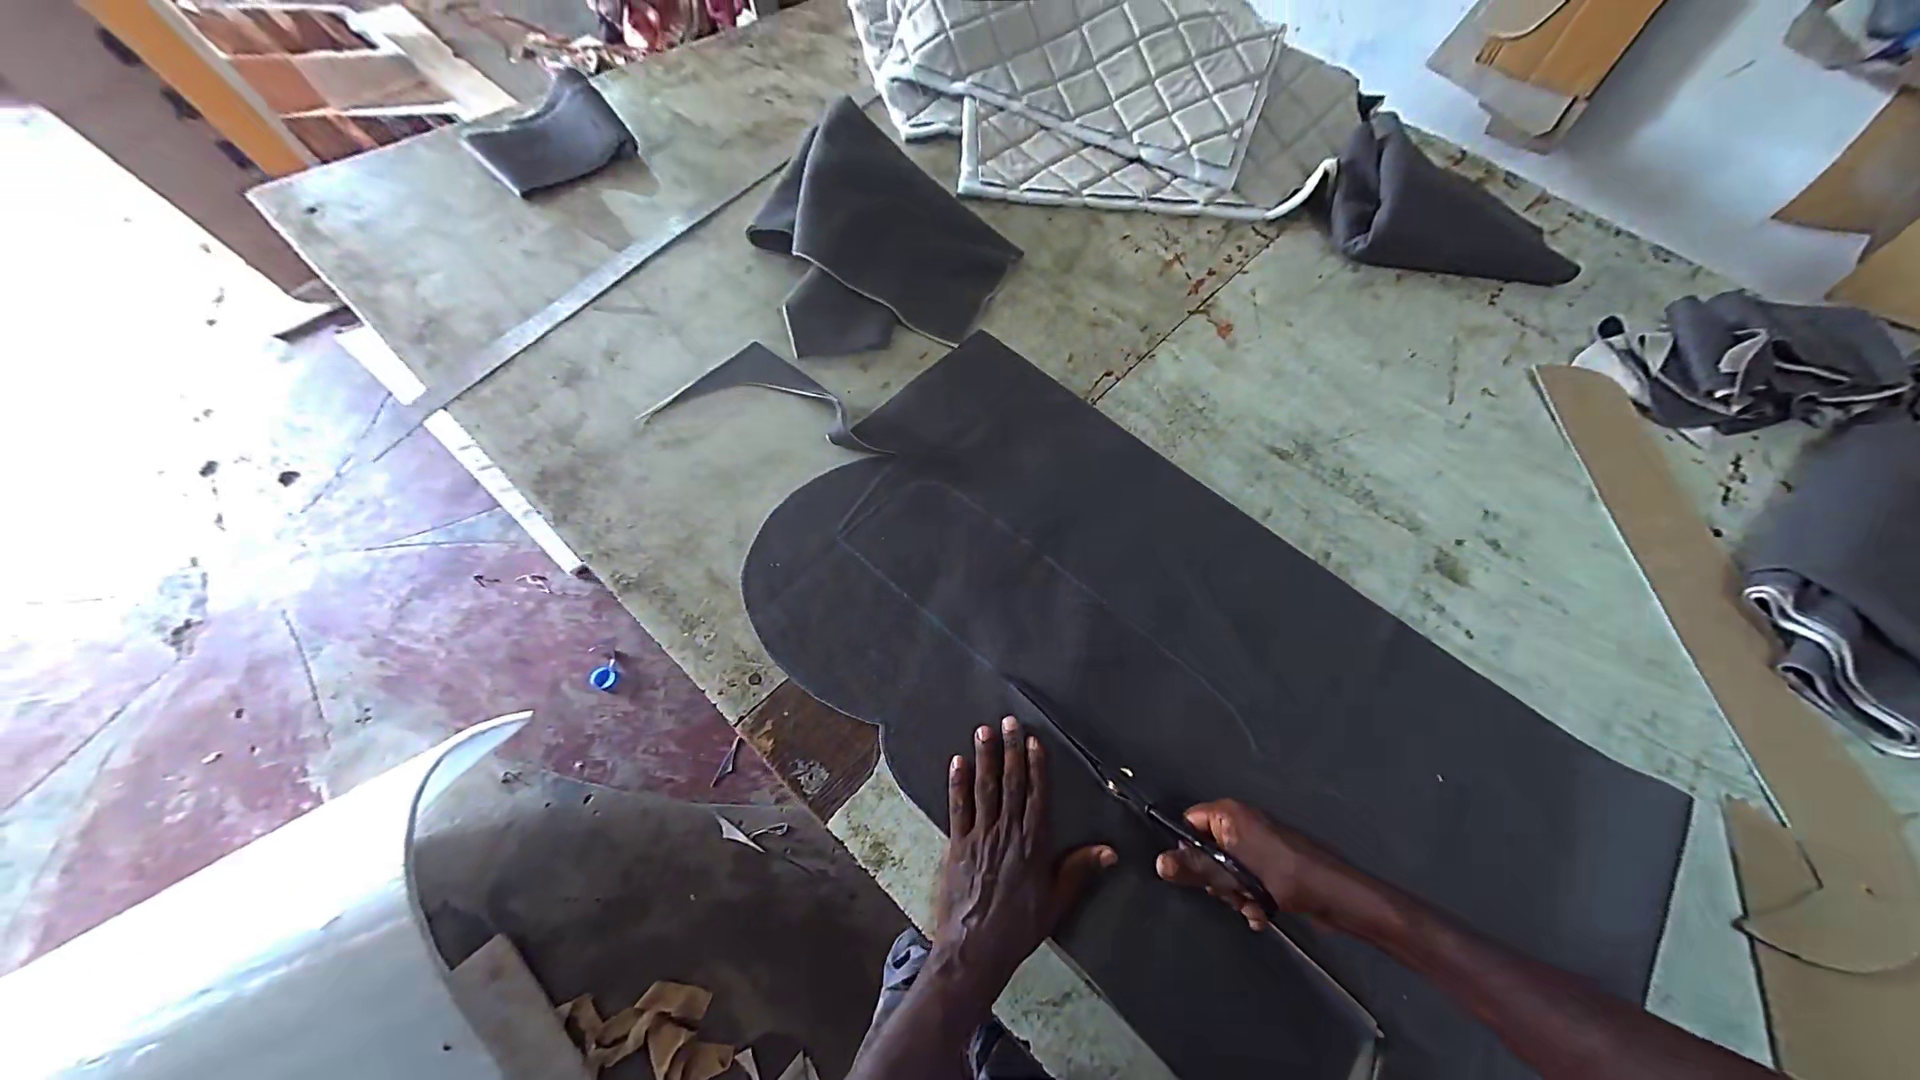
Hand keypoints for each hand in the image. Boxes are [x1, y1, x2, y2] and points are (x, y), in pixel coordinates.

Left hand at [929, 716, 1115, 1007]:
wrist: (976, 948)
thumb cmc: (1020, 926)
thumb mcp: (1056, 901)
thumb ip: (1080, 870)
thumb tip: (1110, 850)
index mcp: (1033, 843)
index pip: (1037, 794)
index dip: (1036, 765)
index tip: (1033, 739)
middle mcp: (1007, 832)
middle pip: (1011, 783)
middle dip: (1010, 749)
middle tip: (1008, 721)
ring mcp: (980, 835)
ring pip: (984, 788)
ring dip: (984, 757)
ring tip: (983, 730)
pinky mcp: (958, 844)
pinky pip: (958, 807)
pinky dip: (957, 783)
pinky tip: (957, 761)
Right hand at [1154, 799, 1361, 931]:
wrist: (1336, 897)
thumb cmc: (1286, 875)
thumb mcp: (1232, 873)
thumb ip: (1194, 867)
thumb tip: (1161, 863)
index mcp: (1228, 813)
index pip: (1187, 823)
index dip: (1186, 849)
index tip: (1195, 871)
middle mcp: (1241, 823)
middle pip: (1205, 850)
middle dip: (1216, 879)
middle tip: (1230, 891)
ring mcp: (1257, 844)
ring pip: (1226, 871)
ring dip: (1234, 894)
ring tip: (1252, 905)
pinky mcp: (1270, 865)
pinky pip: (1245, 880)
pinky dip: (1250, 898)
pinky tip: (1262, 912)